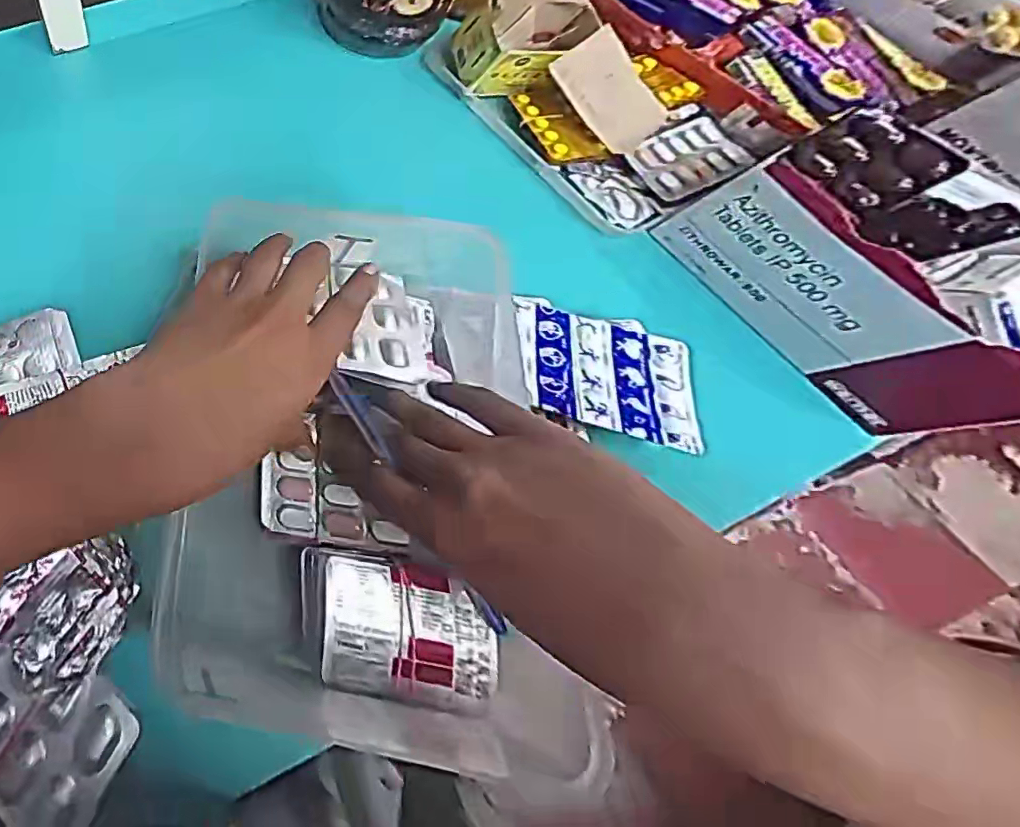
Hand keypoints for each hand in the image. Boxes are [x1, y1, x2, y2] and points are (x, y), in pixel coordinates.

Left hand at [69, 234, 375, 520]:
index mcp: (309, 358)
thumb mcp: (270, 437)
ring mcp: (240, 302)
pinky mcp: (201, 296)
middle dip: (316, 257)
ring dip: (277, 246)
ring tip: (280, 242)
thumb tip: (297, 431)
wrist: (164, 423)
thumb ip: (288, 423)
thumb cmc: (224, 444)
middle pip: (308, 268)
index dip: (360, 289)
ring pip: (267, 255)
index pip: (346, 313)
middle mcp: (281, 320)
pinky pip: (224, 266)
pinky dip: (234, 260)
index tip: (367, 273)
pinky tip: (234, 261)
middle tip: (316, 255)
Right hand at [320, 384, 730, 665]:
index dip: (348, 457)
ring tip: (379, 393)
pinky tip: (440, 386)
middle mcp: (463, 485)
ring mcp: (503, 452)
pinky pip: (485, 403)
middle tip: (347, 410)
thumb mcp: (502, 596)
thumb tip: (447, 522)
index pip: (377, 484)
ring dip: (402, 405)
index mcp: (448, 534)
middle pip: (401, 444)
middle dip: (366, 426)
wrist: (688, 615)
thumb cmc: (592, 633)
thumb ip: (464, 549)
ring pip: (434, 418)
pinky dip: (456, 392)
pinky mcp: (544, 434)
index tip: (330, 438)